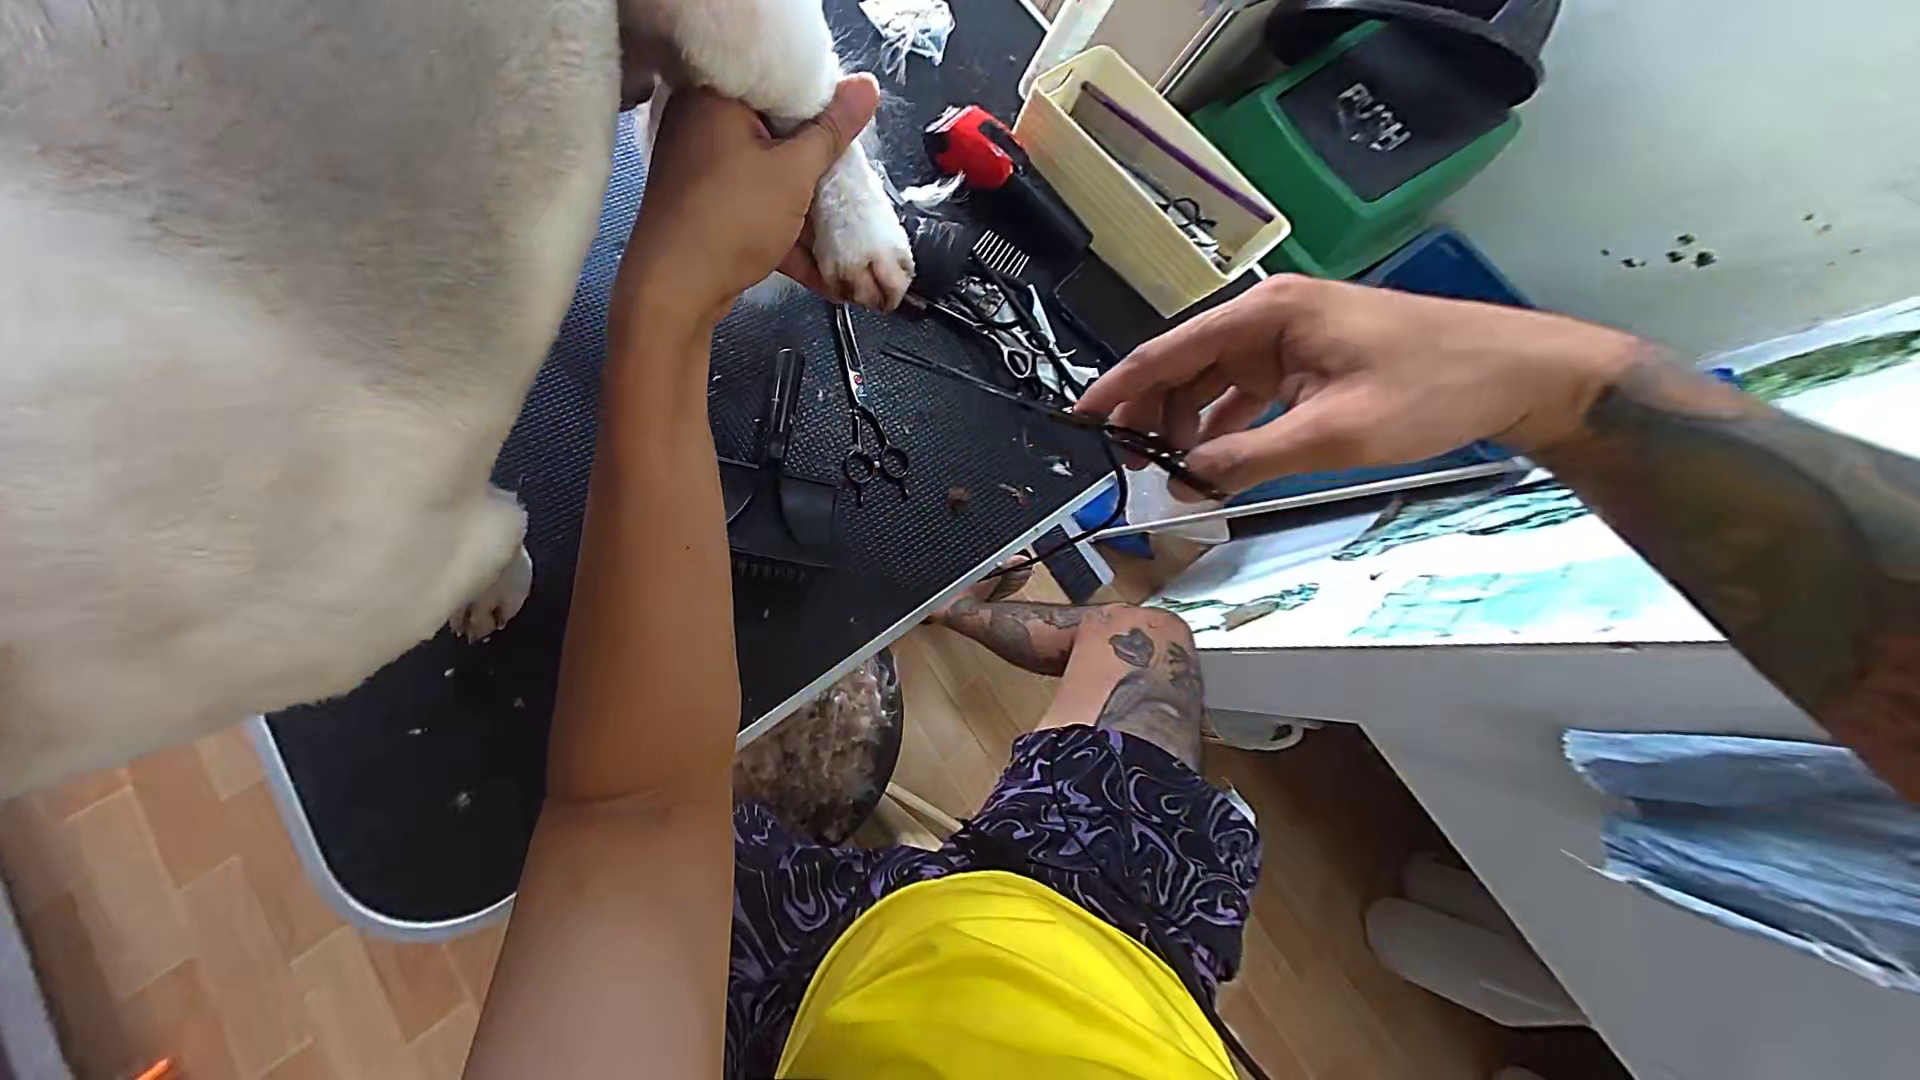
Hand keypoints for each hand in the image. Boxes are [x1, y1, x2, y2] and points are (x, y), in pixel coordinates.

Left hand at [621, 76, 879, 322]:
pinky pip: (759, 215)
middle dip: (820, 172)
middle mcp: (705, 127)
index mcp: (718, 96)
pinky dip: (788, 238)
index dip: (824, 109)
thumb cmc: (733, 218)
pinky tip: (825, 270)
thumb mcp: (794, 173)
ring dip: (810, 215)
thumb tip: (867, 87)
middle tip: (853, 186)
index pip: (782, 85)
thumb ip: (832, 133)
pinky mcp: (712, 212)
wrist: (678, 287)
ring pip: (771, 183)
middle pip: (779, 139)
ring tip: (849, 234)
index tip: (851, 135)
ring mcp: (706, 173)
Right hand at [1074, 276, 1650, 495]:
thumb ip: (1247, 458)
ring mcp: (1284, 340)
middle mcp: (1266, 319)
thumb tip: (1183, 481)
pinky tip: (1209, 458)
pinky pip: (1240, 395)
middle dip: (1149, 414)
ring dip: (1183, 425)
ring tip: (1166, 469)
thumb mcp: (1333, 434)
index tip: (1080, 417)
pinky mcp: (1301, 363)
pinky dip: (1219, 427)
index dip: (1119, 387)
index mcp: (1266, 316)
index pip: (1169, 351)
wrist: (1522, 377)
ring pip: (1207, 384)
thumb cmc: (1433, 391)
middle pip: (1182, 367)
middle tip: (1126, 462)